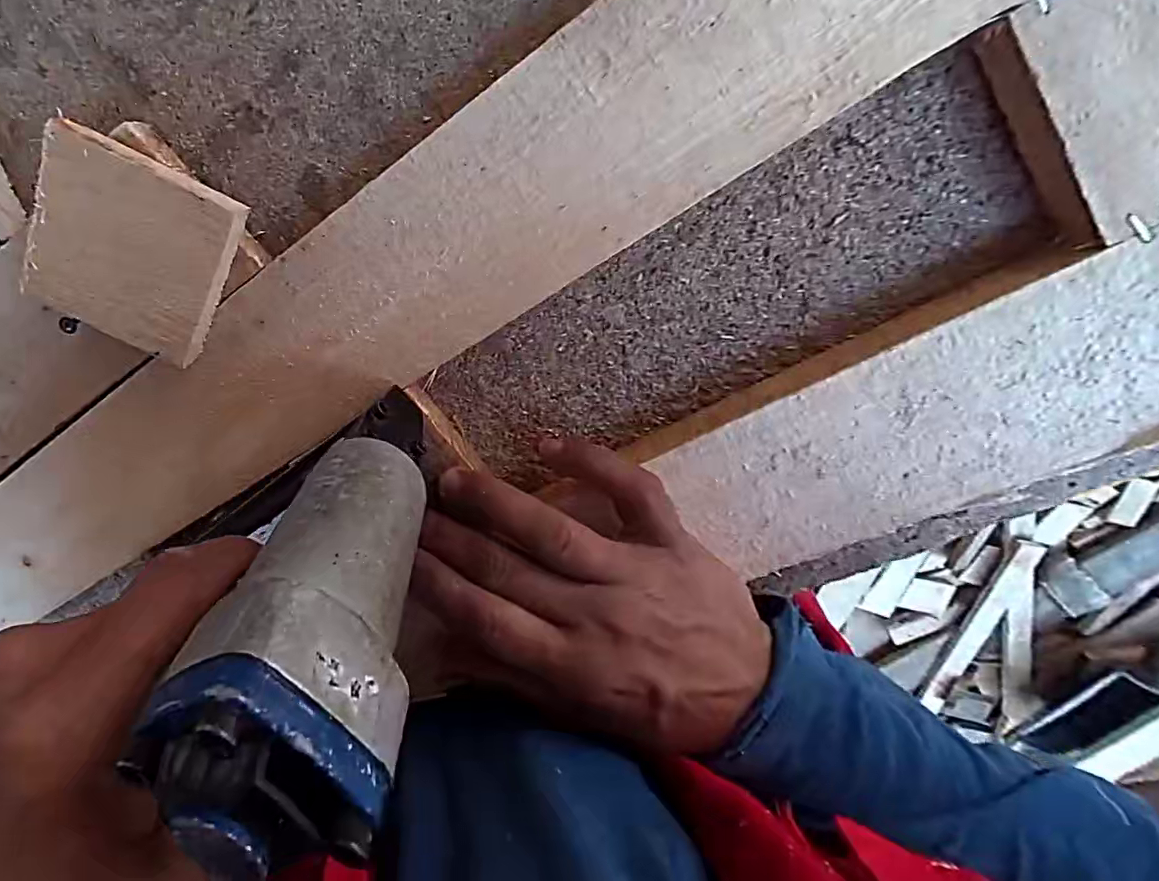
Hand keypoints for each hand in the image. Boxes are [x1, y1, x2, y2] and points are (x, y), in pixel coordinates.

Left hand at [0, 538, 259, 880]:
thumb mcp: (150, 869)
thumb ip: (228, 802)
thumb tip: (292, 761)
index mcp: (57, 722)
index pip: (167, 592)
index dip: (231, 562)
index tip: (276, 559)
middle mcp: (21, 670)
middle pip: (152, 598)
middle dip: (213, 607)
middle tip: (260, 637)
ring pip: (123, 613)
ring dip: (170, 632)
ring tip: (202, 679)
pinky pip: (88, 633)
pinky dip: (129, 649)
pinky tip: (140, 698)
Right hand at [412, 438, 770, 754]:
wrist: (751, 696)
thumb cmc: (656, 708)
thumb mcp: (582, 713)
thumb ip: (513, 676)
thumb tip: (447, 646)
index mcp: (572, 664)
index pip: (489, 620)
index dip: (441, 585)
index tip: (407, 556)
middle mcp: (596, 614)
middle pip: (509, 571)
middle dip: (453, 539)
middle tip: (415, 510)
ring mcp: (635, 571)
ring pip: (554, 531)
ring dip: (498, 503)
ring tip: (454, 479)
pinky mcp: (671, 540)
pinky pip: (632, 492)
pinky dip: (591, 462)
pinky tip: (546, 444)